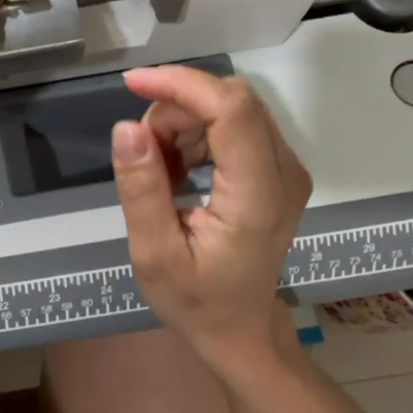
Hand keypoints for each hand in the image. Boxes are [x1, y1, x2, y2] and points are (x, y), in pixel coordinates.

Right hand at [111, 66, 311, 366]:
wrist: (240, 328)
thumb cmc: (195, 301)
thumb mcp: (154, 255)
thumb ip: (142, 190)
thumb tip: (126, 128)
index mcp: (258, 196)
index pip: (232, 110)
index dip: (181, 85)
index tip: (132, 85)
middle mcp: (285, 172)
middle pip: (231, 101)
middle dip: (175, 109)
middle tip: (141, 155)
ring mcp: (286, 169)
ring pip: (232, 108)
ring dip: (183, 123)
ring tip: (157, 173)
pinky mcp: (278, 169)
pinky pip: (235, 125)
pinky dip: (197, 134)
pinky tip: (177, 172)